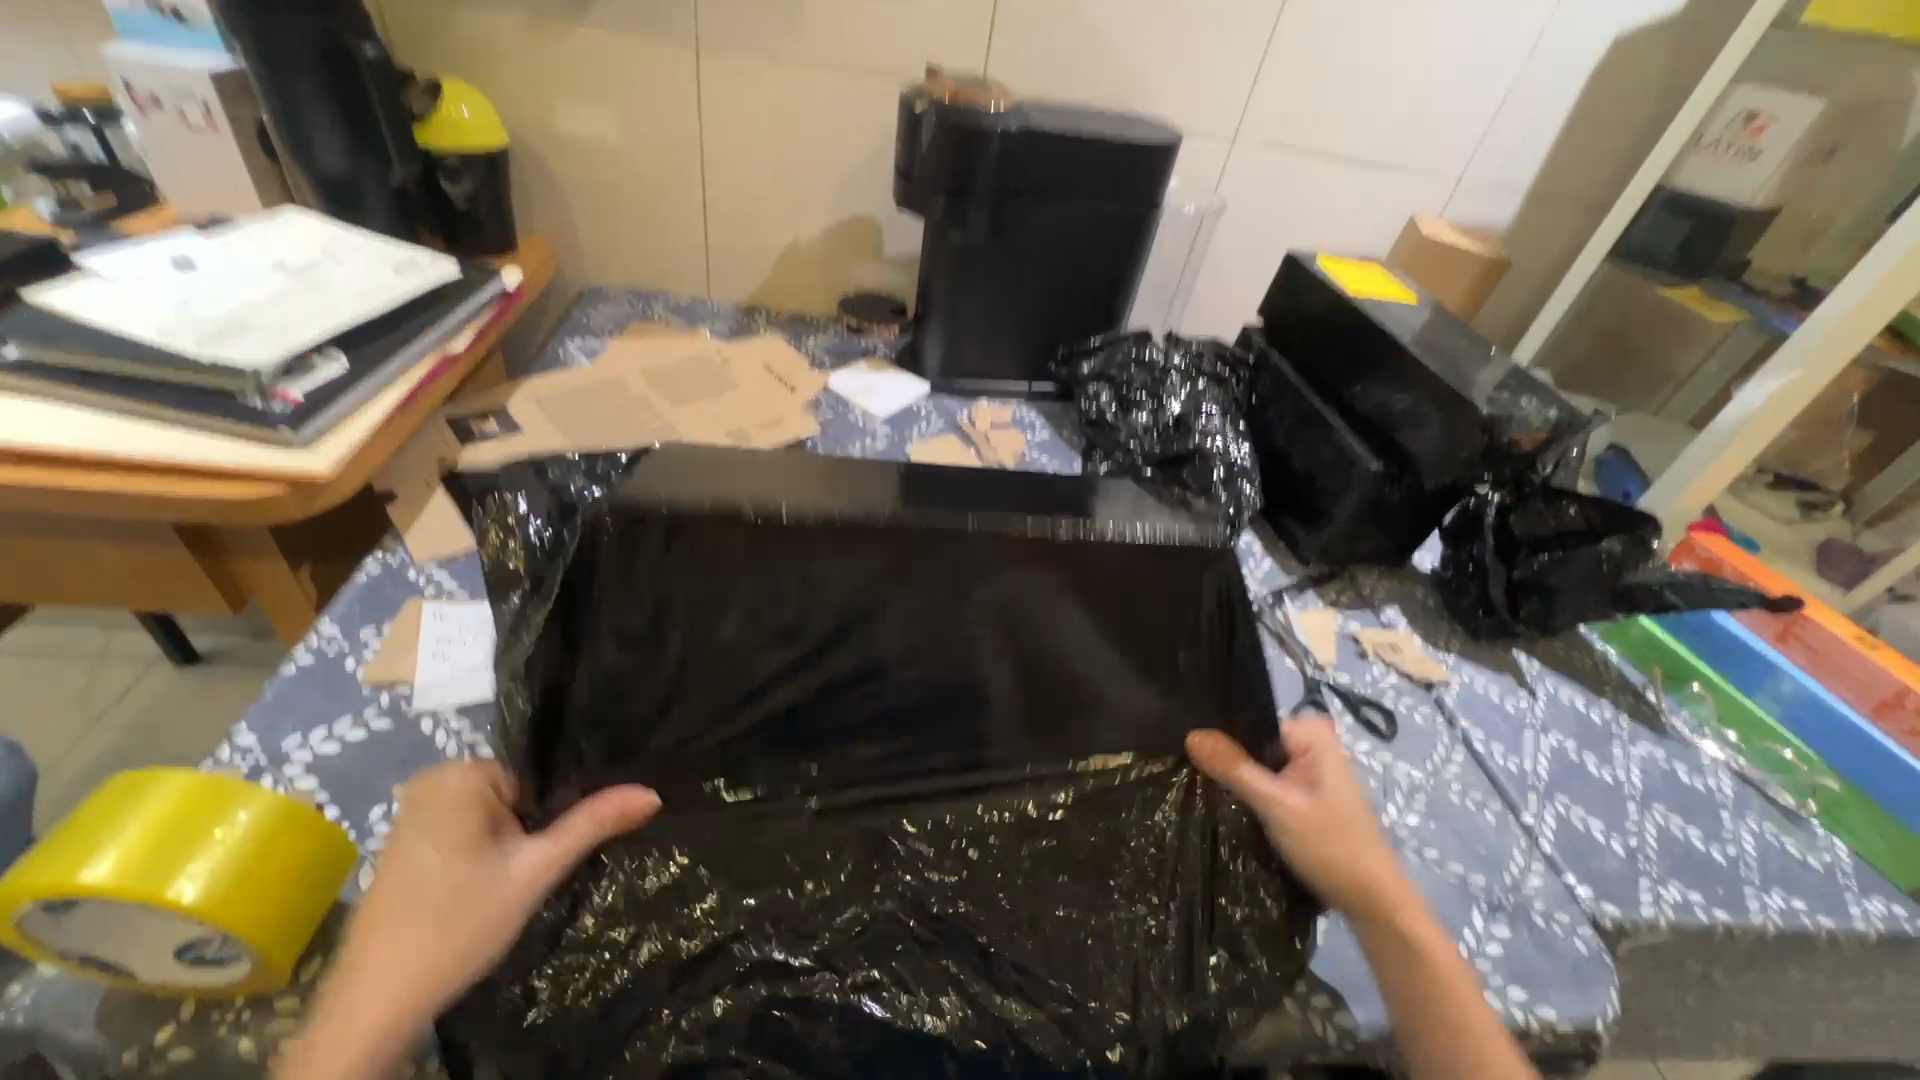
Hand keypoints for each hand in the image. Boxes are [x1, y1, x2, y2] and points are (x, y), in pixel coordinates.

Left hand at [329, 761, 660, 1026]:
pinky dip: (483, 854)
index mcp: (459, 774)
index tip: (552, 850)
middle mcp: (430, 781)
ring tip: (511, 883)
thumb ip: (593, 824)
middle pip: (515, 794)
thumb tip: (653, 792)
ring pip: (492, 816)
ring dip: (510, 845)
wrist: (376, 1001)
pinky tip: (481, 891)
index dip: (554, 814)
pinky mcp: (404, 844)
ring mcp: (411, 813)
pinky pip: (465, 831)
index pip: (539, 776)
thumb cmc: (459, 925)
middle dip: (532, 829)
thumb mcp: (537, 871)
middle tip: (532, 872)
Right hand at [1186, 714, 1409, 923]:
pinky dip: (1255, 792)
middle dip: (1231, 757)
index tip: (1194, 751)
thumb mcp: (1276, 806)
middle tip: (1198, 772)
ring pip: (1263, 764)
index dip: (1225, 735)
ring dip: (1241, 777)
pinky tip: (1235, 806)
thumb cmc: (1331, 847)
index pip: (1255, 721)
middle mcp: (1316, 747)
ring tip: (1210, 789)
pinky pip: (1272, 782)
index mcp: (1314, 737)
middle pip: (1258, 741)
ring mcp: (1313, 774)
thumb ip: (1234, 769)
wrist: (1373, 902)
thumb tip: (1191, 734)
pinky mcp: (1309, 797)